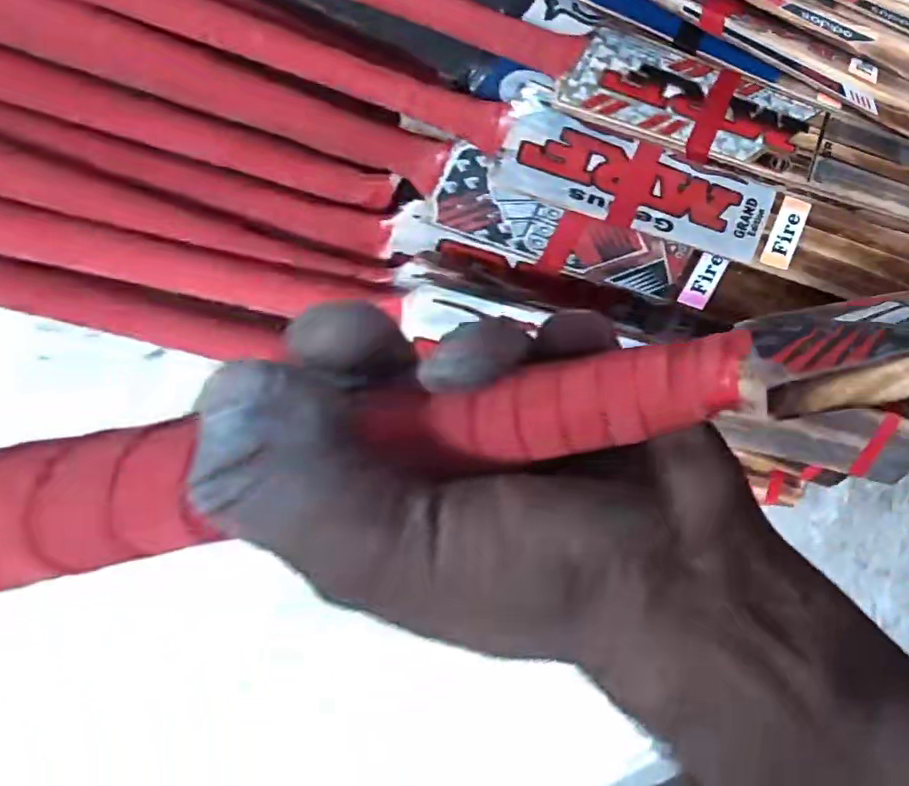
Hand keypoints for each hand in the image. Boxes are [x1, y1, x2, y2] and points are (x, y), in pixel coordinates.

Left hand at [190, 303, 908, 785]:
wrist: (679, 565)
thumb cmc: (537, 577)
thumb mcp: (394, 557)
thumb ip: (296, 490)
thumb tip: (229, 389)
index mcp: (387, 496)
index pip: (307, 428)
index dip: (294, 385)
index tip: (302, 365)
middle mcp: (449, 444)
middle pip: (385, 365)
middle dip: (370, 343)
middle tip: (369, 337)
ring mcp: (530, 405)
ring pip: (480, 339)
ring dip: (483, 345)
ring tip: (501, 372)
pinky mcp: (598, 375)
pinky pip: (568, 331)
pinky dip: (568, 335)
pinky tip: (580, 352)